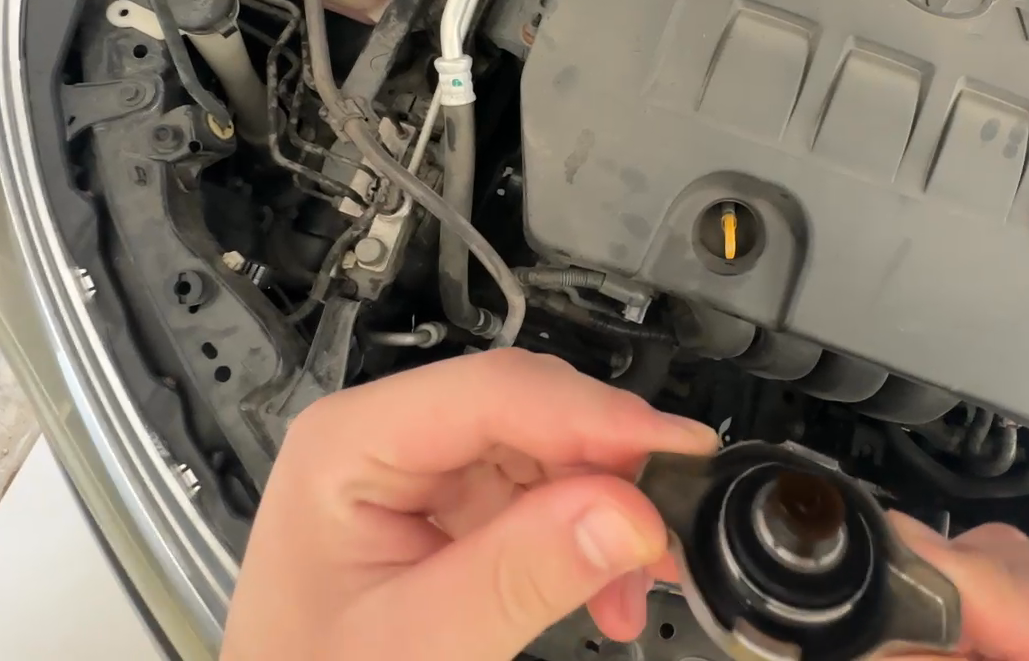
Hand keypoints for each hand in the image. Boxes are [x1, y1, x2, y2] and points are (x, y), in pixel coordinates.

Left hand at [222, 349, 720, 660]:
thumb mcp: (413, 650)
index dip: (593, 413)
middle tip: (669, 521)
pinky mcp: (455, 496)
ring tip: (640, 580)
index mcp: (351, 440)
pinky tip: (608, 585)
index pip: (492, 393)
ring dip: (606, 505)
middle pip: (528, 409)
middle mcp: (392, 430)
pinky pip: (541, 489)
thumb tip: (631, 513)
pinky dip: (585, 532)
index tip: (677, 446)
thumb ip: (520, 576)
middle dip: (607, 465)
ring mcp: (427, 461)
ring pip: (548, 446)